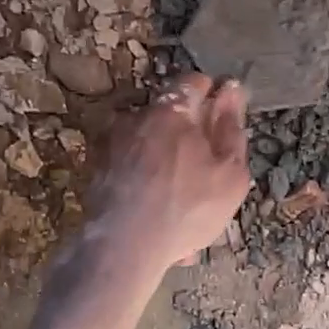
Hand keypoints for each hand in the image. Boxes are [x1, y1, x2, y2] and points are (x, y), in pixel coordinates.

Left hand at [83, 73, 249, 272]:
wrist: (124, 245)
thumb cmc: (187, 208)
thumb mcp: (230, 175)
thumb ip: (232, 130)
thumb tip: (232, 92)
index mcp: (172, 111)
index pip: (193, 82)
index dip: (212, 94)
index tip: (224, 113)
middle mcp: (137, 117)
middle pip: (168, 114)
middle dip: (188, 133)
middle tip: (204, 168)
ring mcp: (112, 142)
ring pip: (149, 143)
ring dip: (165, 160)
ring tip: (179, 197)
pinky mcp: (96, 168)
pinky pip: (130, 167)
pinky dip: (145, 181)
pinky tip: (156, 209)